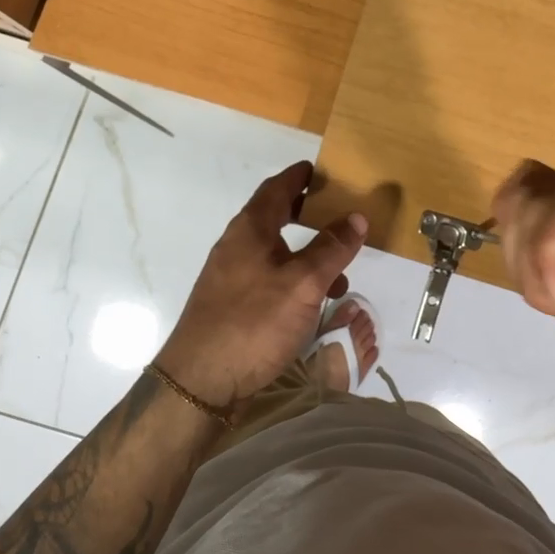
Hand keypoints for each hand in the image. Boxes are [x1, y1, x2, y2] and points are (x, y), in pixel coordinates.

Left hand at [154, 161, 366, 408]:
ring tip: (339, 274)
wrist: (199, 382)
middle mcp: (236, 245)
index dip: (300, 177)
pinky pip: (268, 278)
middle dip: (306, 214)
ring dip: (305, 255)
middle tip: (337, 214)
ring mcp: (229, 276)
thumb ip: (331, 249)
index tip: (322, 171)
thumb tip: (355, 217)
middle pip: (273, 217)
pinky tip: (311, 305)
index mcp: (250, 228)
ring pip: (274, 252)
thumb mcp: (303, 283)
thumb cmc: (253, 323)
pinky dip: (293, 280)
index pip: (277, 187)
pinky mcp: (230, 305)